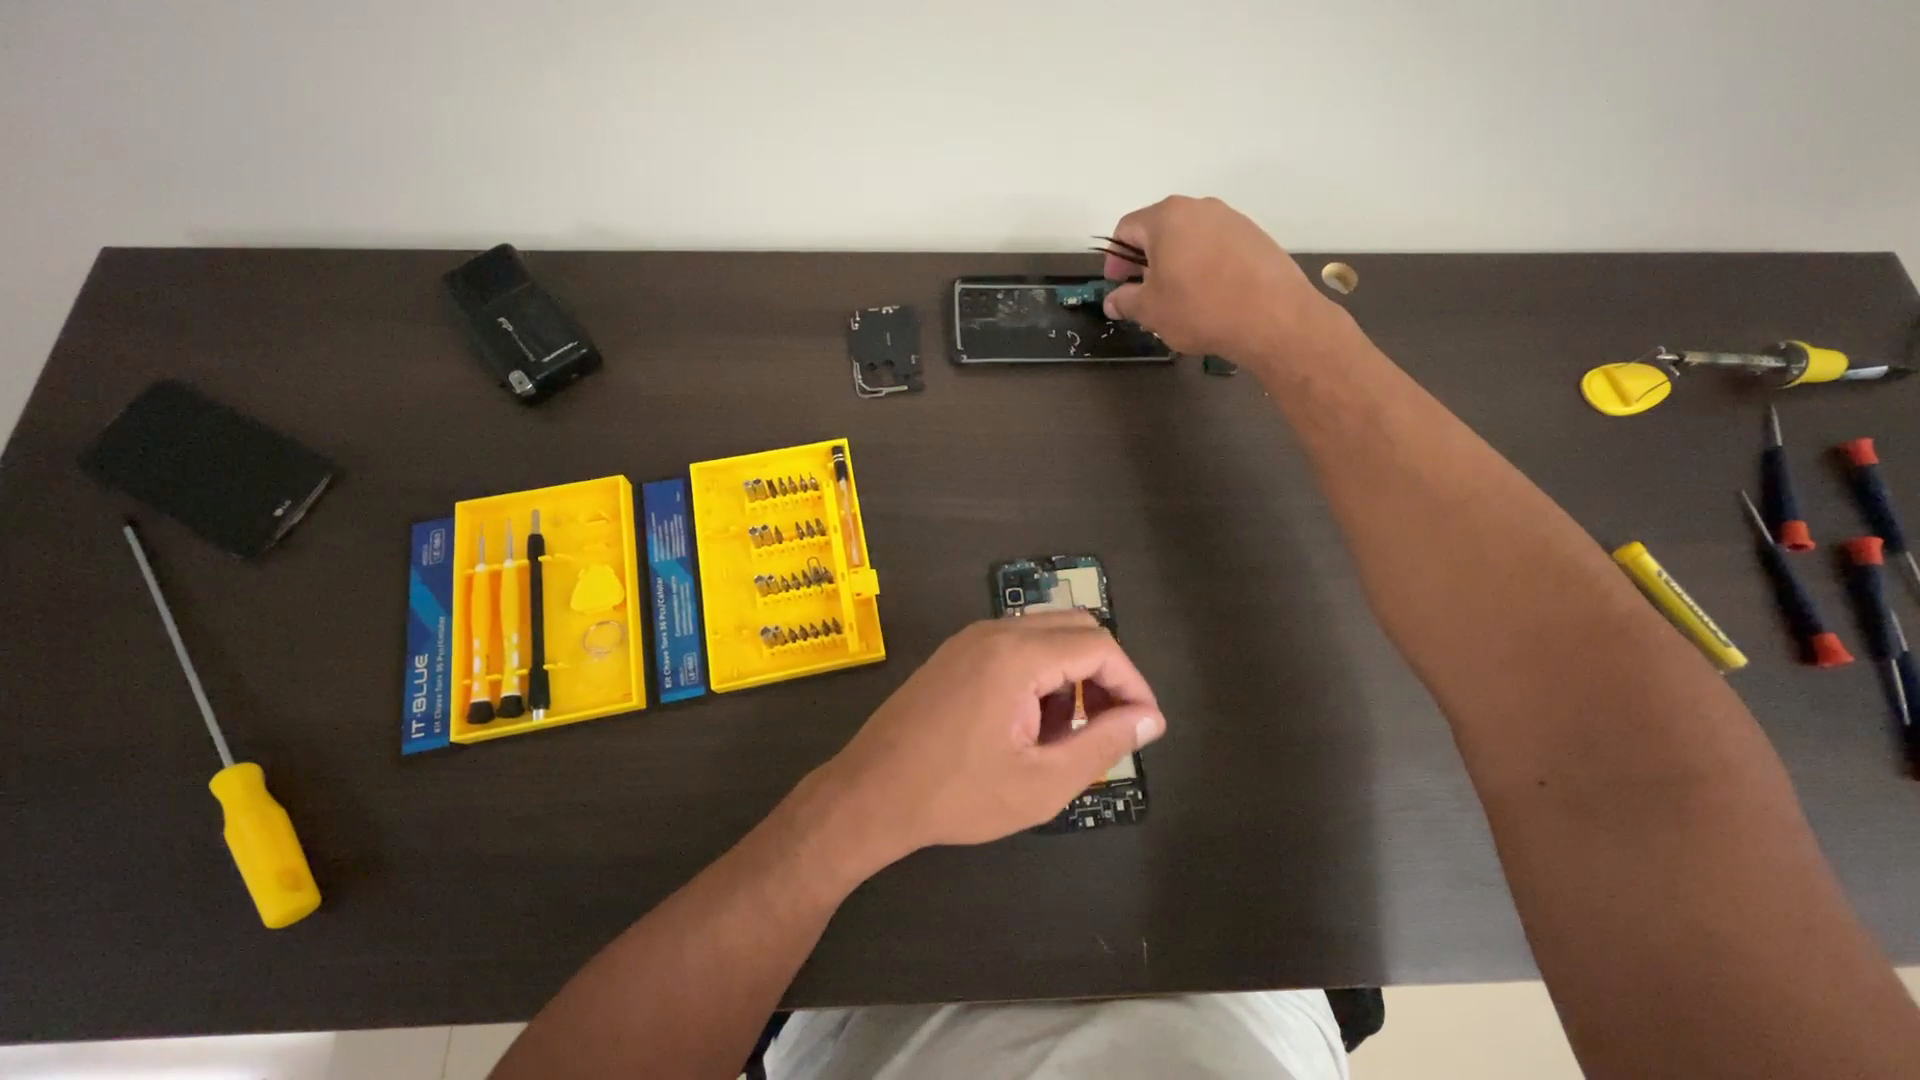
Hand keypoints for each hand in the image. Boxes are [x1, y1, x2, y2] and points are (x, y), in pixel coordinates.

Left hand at [812, 612, 1165, 866]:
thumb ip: (1104, 745)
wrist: (870, 794)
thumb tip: (1149, 718)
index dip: (1132, 684)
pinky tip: (1026, 726)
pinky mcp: (954, 654)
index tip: (1143, 726)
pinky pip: (1014, 647)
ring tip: (1061, 737)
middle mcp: (994, 632)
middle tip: (1108, 728)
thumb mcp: (1043, 783)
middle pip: (1076, 629)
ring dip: (1069, 677)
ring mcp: (969, 639)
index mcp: (1018, 656)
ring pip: (1046, 636)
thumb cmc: (958, 795)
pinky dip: (1037, 675)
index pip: (1100, 646)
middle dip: (1103, 676)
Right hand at [1101, 195, 1333, 368]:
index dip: (1115, 259)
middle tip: (1145, 293)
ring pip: (1190, 237)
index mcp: (1167, 217)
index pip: (1126, 229)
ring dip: (1176, 262)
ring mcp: (1231, 219)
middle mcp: (1199, 208)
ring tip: (1179, 297)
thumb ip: (1125, 301)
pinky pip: (1217, 246)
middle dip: (1146, 260)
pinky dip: (1205, 265)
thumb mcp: (1151, 310)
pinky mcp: (1255, 236)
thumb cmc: (1200, 309)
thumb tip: (1113, 301)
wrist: (1273, 317)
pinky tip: (1210, 295)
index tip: (1117, 285)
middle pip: (1160, 229)